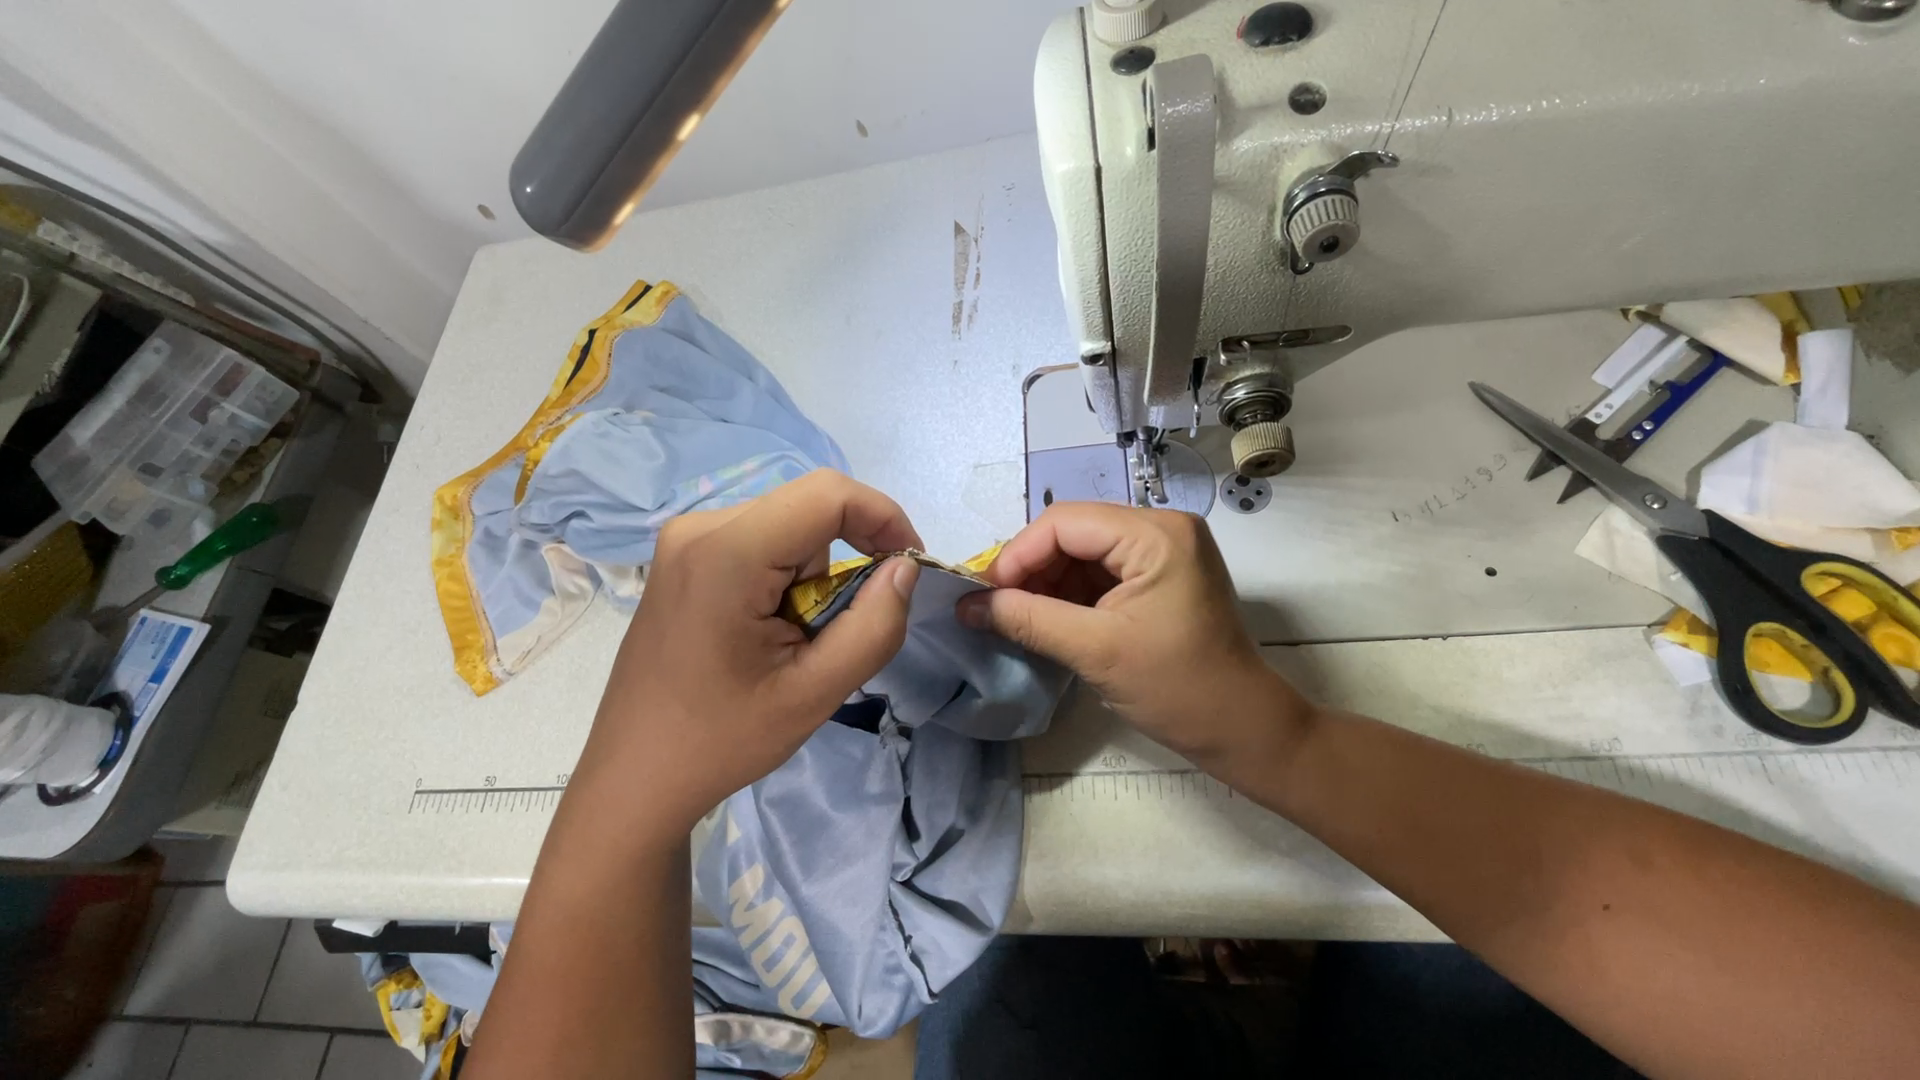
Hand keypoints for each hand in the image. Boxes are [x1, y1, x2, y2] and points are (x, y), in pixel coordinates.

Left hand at [577, 470, 922, 838]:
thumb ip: (873, 626)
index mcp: (726, 552)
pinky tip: (770, 630)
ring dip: (816, 574)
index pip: (828, 495)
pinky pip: (761, 542)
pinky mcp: (683, 558)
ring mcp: (685, 540)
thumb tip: (903, 568)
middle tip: (847, 625)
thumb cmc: (721, 740)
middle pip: (808, 509)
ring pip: (788, 526)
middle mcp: (699, 528)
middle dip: (847, 557)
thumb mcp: (815, 693)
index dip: (884, 518)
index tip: (908, 569)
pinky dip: (788, 577)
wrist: (636, 776)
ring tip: (797, 641)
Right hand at [955, 502, 1314, 773]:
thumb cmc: (1177, 688)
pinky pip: (1099, 574)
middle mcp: (1162, 529)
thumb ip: (1027, 620)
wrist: (1242, 730)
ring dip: (1045, 584)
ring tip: (1014, 617)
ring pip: (1082, 554)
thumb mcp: (1095, 651)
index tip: (983, 596)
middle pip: (1073, 534)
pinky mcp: (1159, 577)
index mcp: (1157, 534)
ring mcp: (1163, 552)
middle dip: (1029, 570)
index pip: (1065, 523)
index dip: (1017, 555)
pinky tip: (1043, 619)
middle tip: (994, 608)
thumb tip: (967, 606)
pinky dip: (1067, 595)